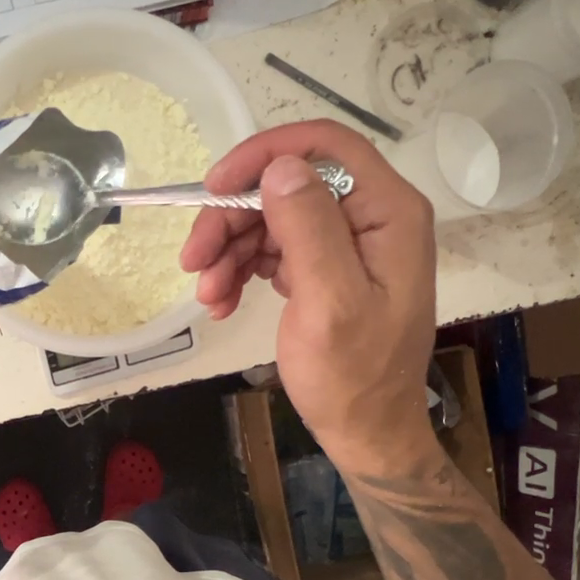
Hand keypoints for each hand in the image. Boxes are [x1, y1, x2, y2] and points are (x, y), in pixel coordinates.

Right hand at [180, 121, 438, 473]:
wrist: (365, 430)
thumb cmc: (352, 377)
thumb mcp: (330, 304)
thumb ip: (310, 230)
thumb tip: (279, 168)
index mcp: (386, 212)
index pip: (324, 148)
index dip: (263, 157)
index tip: (212, 189)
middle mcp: (369, 217)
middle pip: (287, 186)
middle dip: (233, 219)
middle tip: (193, 263)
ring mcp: (345, 244)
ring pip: (272, 220)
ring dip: (230, 252)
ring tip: (209, 297)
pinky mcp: (324, 270)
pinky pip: (273, 252)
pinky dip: (241, 272)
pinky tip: (223, 303)